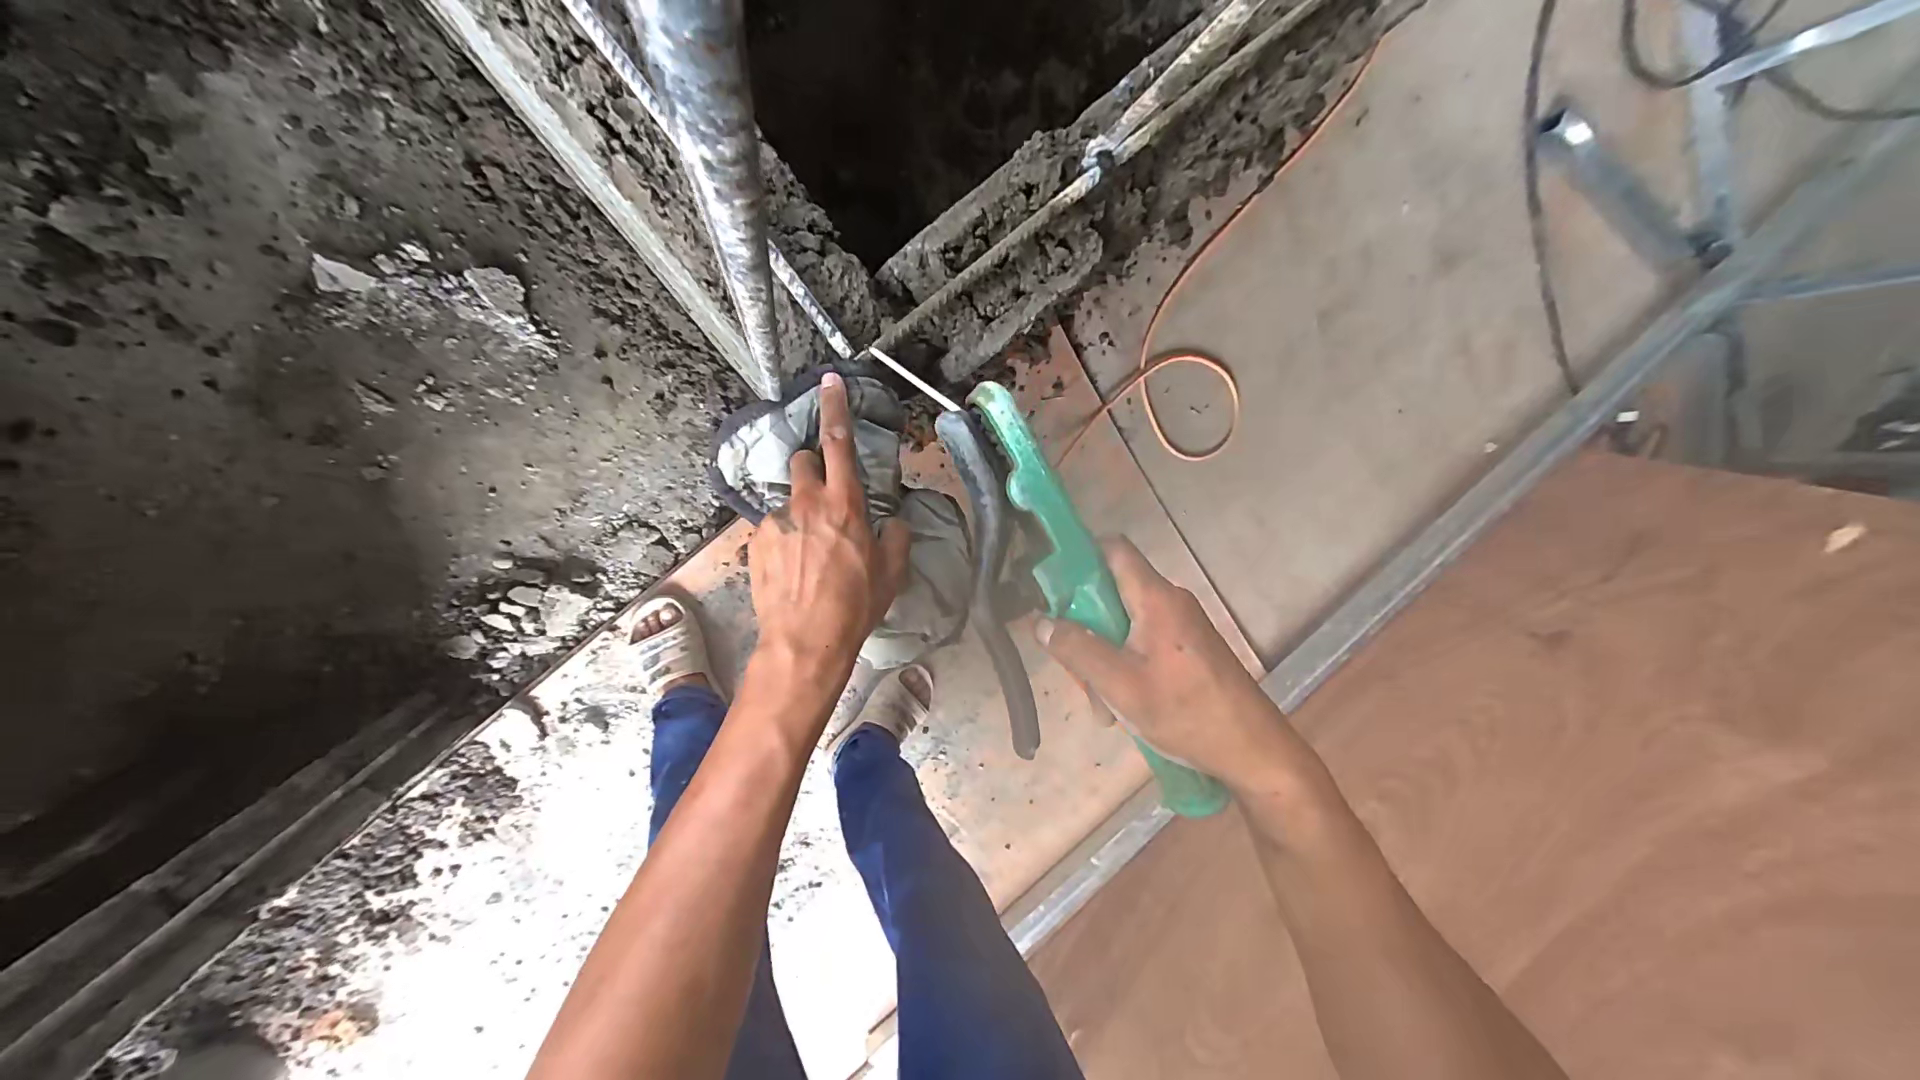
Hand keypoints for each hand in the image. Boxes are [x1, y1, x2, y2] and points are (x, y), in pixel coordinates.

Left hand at [748, 372, 910, 680]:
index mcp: (845, 504)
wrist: (804, 640)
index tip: (830, 381)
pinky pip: (772, 527)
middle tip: (825, 498)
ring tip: (808, 549)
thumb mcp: (892, 572)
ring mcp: (776, 521)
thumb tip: (895, 523)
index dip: (835, 407)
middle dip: (813, 468)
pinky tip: (791, 567)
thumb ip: (897, 537)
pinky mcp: (756, 542)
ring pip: (788, 498)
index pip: (840, 442)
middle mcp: (806, 503)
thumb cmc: (854, 605)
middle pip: (803, 460)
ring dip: (799, 510)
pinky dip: (783, 537)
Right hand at [1034, 538, 1294, 790]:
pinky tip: (1123, 708)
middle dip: (1084, 629)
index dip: (1078, 556)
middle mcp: (1169, 601)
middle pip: (1111, 593)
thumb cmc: (1187, 713)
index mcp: (1155, 597)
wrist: (1254, 751)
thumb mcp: (1120, 685)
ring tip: (1103, 706)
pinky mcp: (1187, 649)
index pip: (1113, 548)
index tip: (1050, 586)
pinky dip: (1124, 668)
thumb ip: (1076, 649)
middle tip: (1075, 670)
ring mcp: (1181, 626)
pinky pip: (1142, 644)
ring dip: (1102, 659)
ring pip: (1123, 625)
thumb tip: (1039, 621)